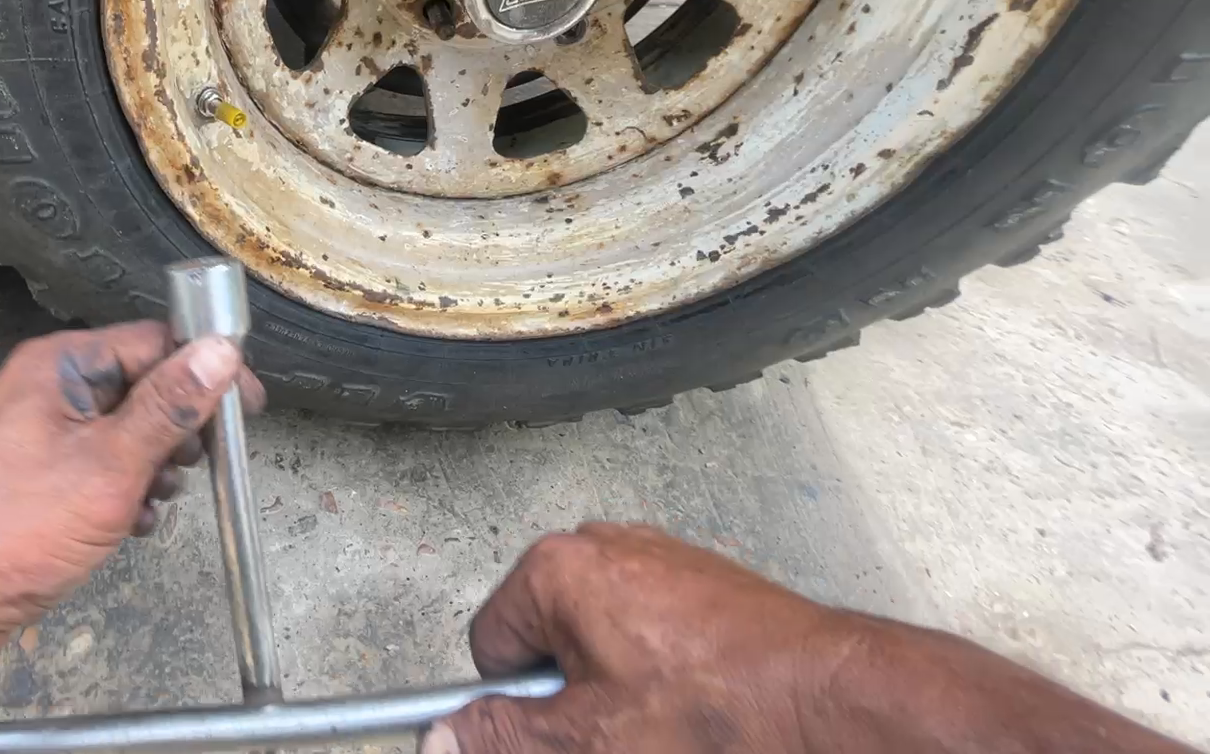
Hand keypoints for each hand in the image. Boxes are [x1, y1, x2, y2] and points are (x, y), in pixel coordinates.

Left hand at [0, 320, 263, 680]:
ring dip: (154, 464)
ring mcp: (41, 433)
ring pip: (125, 430)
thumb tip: (220, 352)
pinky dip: (126, 488)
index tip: (246, 406)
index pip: (155, 342)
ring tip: (154, 499)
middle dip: (178, 427)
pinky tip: (132, 522)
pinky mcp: (38, 475)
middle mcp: (50, 387)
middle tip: (195, 463)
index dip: (205, 371)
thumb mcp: (110, 465)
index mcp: (61, 364)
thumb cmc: (13, 528)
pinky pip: (100, 464)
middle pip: (142, 386)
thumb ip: (170, 406)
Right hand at [429, 523, 860, 753]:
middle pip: (542, 630)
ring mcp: (644, 547)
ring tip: (667, 711)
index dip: (519, 700)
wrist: (839, 699)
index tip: (567, 730)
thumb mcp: (592, 742)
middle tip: (624, 725)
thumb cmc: (714, 717)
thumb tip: (437, 740)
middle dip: (568, 686)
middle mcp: (590, 541)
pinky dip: (651, 653)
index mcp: (553, 568)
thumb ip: (505, 737)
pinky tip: (697, 689)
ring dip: (610, 673)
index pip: (490, 643)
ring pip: (592, 625)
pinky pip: (638, 612)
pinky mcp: (689, 564)